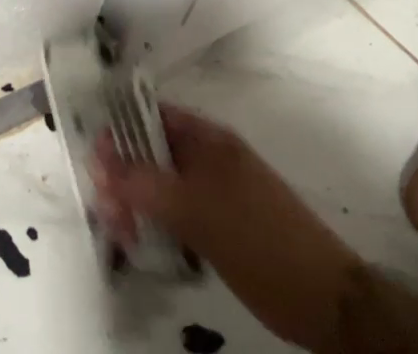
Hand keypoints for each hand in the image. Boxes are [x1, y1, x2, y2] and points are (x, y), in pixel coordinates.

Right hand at [88, 103, 254, 250]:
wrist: (324, 300)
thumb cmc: (258, 240)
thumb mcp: (192, 209)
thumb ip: (140, 182)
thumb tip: (98, 161)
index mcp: (208, 140)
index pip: (150, 116)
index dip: (117, 130)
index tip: (93, 159)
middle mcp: (208, 159)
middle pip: (149, 153)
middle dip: (121, 176)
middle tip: (106, 209)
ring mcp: (213, 193)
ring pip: (158, 187)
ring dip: (133, 204)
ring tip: (121, 233)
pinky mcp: (215, 225)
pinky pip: (172, 213)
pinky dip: (153, 223)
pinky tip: (139, 243)